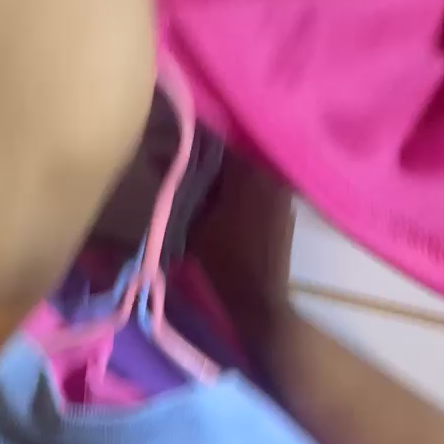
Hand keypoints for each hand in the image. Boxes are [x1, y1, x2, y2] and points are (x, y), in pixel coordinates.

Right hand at [189, 153, 298, 361]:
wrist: (259, 301)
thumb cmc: (223, 262)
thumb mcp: (193, 223)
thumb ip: (177, 188)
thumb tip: (158, 156)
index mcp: (248, 171)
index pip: (214, 142)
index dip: (188, 144)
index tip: (169, 145)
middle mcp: (270, 173)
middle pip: (231, 156)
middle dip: (204, 160)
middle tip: (179, 166)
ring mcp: (282, 191)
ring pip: (245, 173)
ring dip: (222, 177)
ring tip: (197, 185)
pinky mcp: (285, 209)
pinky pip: (257, 189)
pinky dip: (238, 191)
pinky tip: (220, 203)